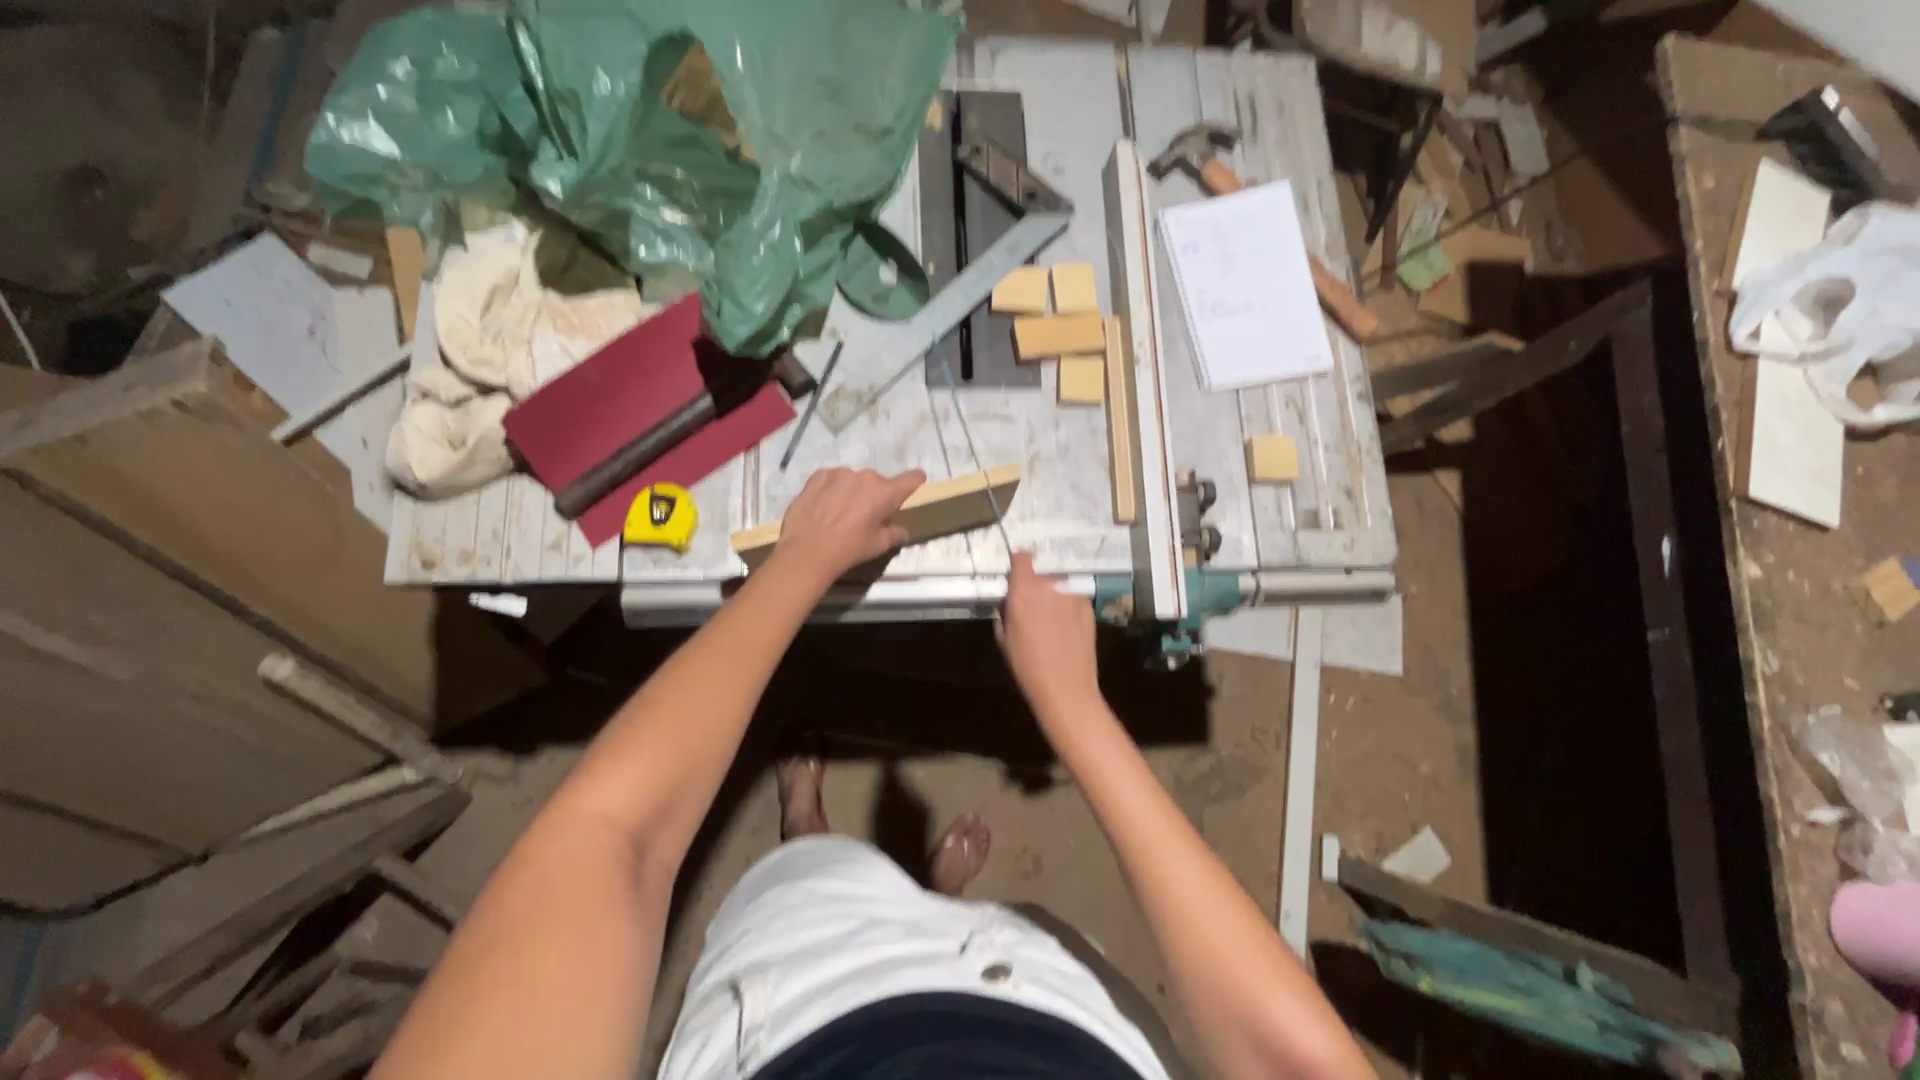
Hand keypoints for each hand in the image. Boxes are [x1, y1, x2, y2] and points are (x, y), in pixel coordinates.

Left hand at [772, 467, 925, 584]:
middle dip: (875, 494)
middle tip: (865, 514)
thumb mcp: (878, 546)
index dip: (915, 480)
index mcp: (886, 493)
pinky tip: (824, 504)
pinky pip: (832, 478)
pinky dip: (832, 488)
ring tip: (840, 511)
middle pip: (878, 482)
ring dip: (852, 490)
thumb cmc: (849, 549)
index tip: (916, 481)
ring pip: (854, 479)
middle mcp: (866, 477)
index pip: (911, 479)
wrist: (808, 550)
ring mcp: (841, 473)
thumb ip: (895, 534)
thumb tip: (902, 531)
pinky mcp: (819, 475)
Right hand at [998, 553, 1100, 716]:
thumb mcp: (1004, 639)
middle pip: (1042, 571)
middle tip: (1034, 602)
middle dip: (1037, 583)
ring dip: (1055, 593)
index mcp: (1023, 590)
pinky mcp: (1089, 605)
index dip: (1019, 564)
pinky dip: (1069, 605)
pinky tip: (1068, 626)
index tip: (1017, 575)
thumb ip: (1005, 612)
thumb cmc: (1027, 665)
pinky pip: (1074, 597)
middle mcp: (1049, 585)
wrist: (1065, 686)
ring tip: (1053, 616)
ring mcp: (1072, 593)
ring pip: (1060, 583)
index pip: (1022, 557)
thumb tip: (1009, 604)